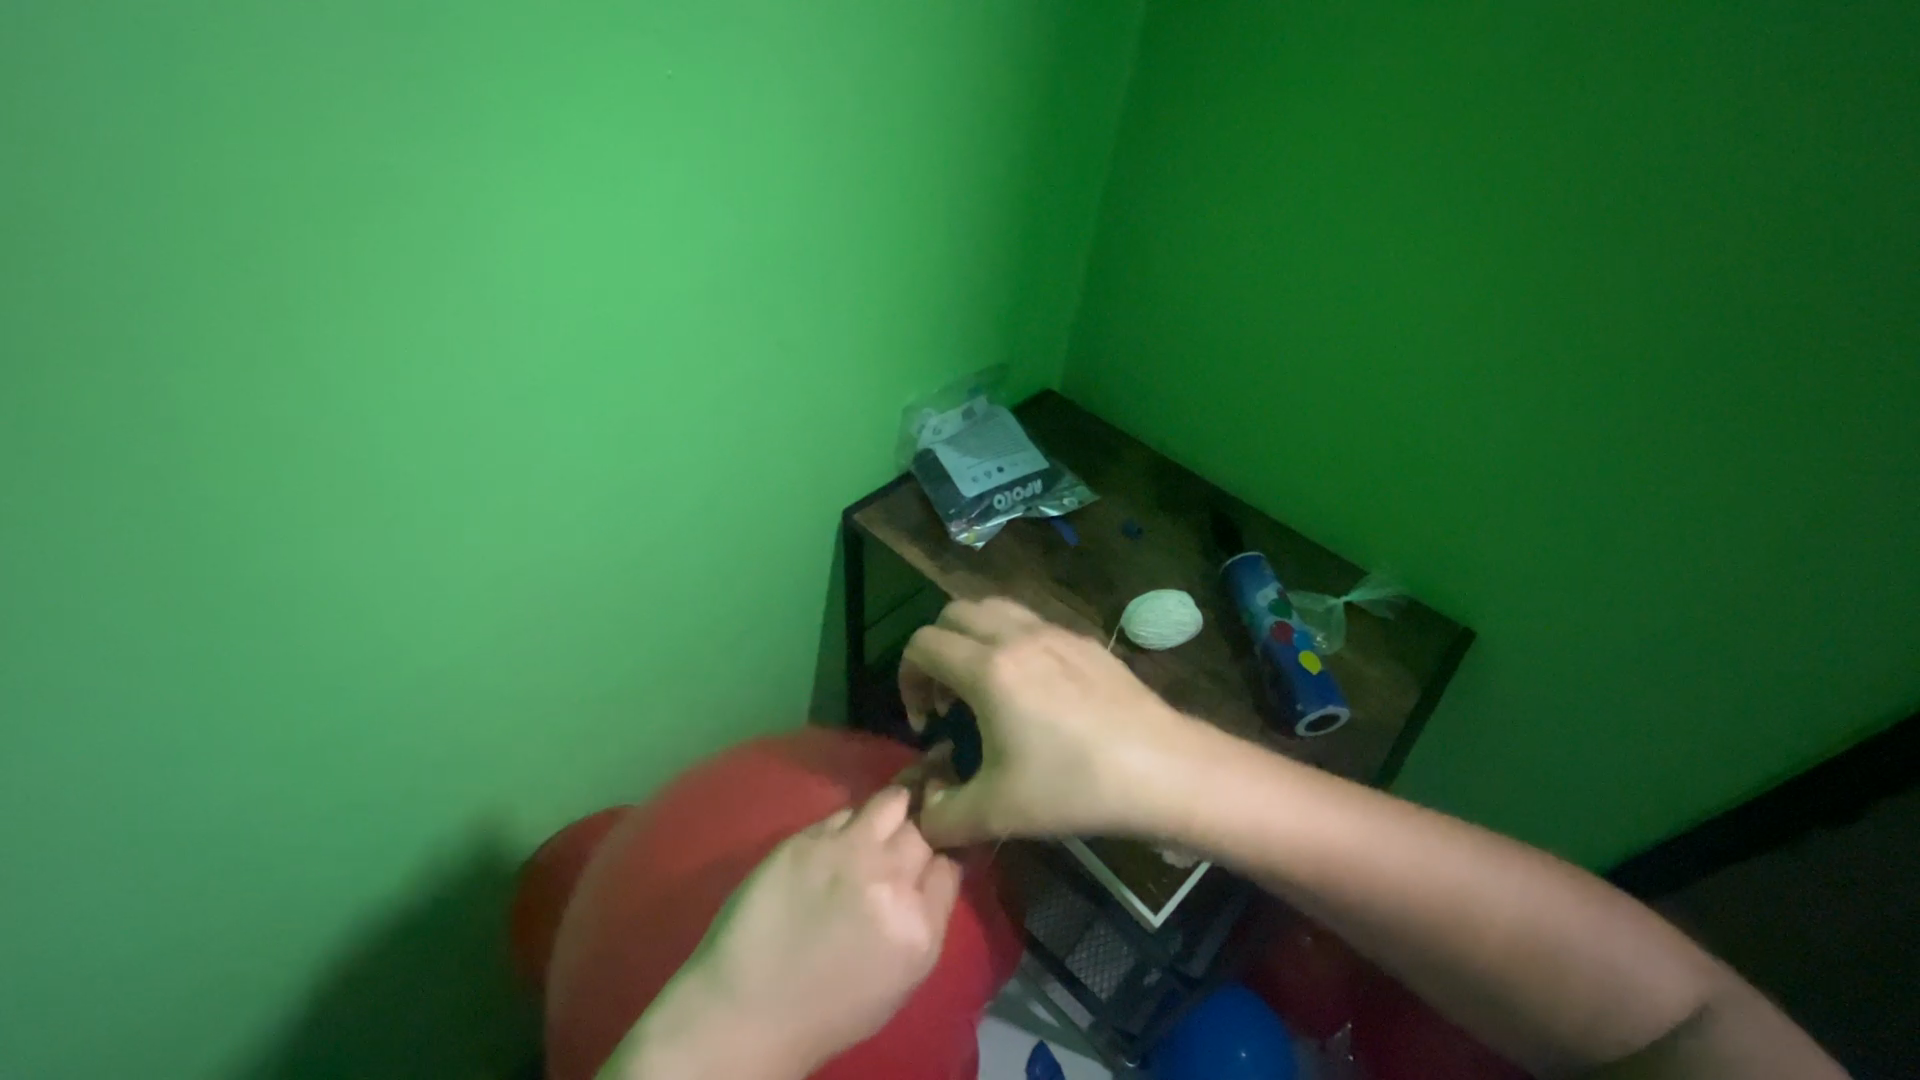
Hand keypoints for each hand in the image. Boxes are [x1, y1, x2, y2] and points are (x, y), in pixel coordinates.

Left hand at [625, 787, 962, 1079]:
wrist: (748, 1011)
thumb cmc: (833, 1006)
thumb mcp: (905, 974)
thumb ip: (930, 913)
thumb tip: (941, 864)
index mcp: (919, 924)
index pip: (953, 860)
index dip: (949, 846)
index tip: (943, 842)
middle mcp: (889, 879)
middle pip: (926, 825)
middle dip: (929, 815)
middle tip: (927, 808)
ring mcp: (846, 853)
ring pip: (890, 801)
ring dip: (896, 804)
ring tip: (890, 811)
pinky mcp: (807, 839)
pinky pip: (846, 812)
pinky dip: (853, 820)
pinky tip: (845, 836)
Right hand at [899, 597, 1201, 846]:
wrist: (1162, 768)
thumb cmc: (1073, 786)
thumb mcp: (997, 812)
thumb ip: (942, 817)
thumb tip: (921, 816)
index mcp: (988, 669)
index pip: (922, 645)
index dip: (907, 679)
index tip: (926, 721)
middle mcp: (1017, 636)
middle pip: (953, 614)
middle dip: (936, 651)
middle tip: (948, 699)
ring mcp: (1056, 632)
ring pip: (994, 608)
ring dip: (973, 638)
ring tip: (984, 685)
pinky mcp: (1085, 641)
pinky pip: (1032, 622)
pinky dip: (1011, 641)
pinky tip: (1034, 690)